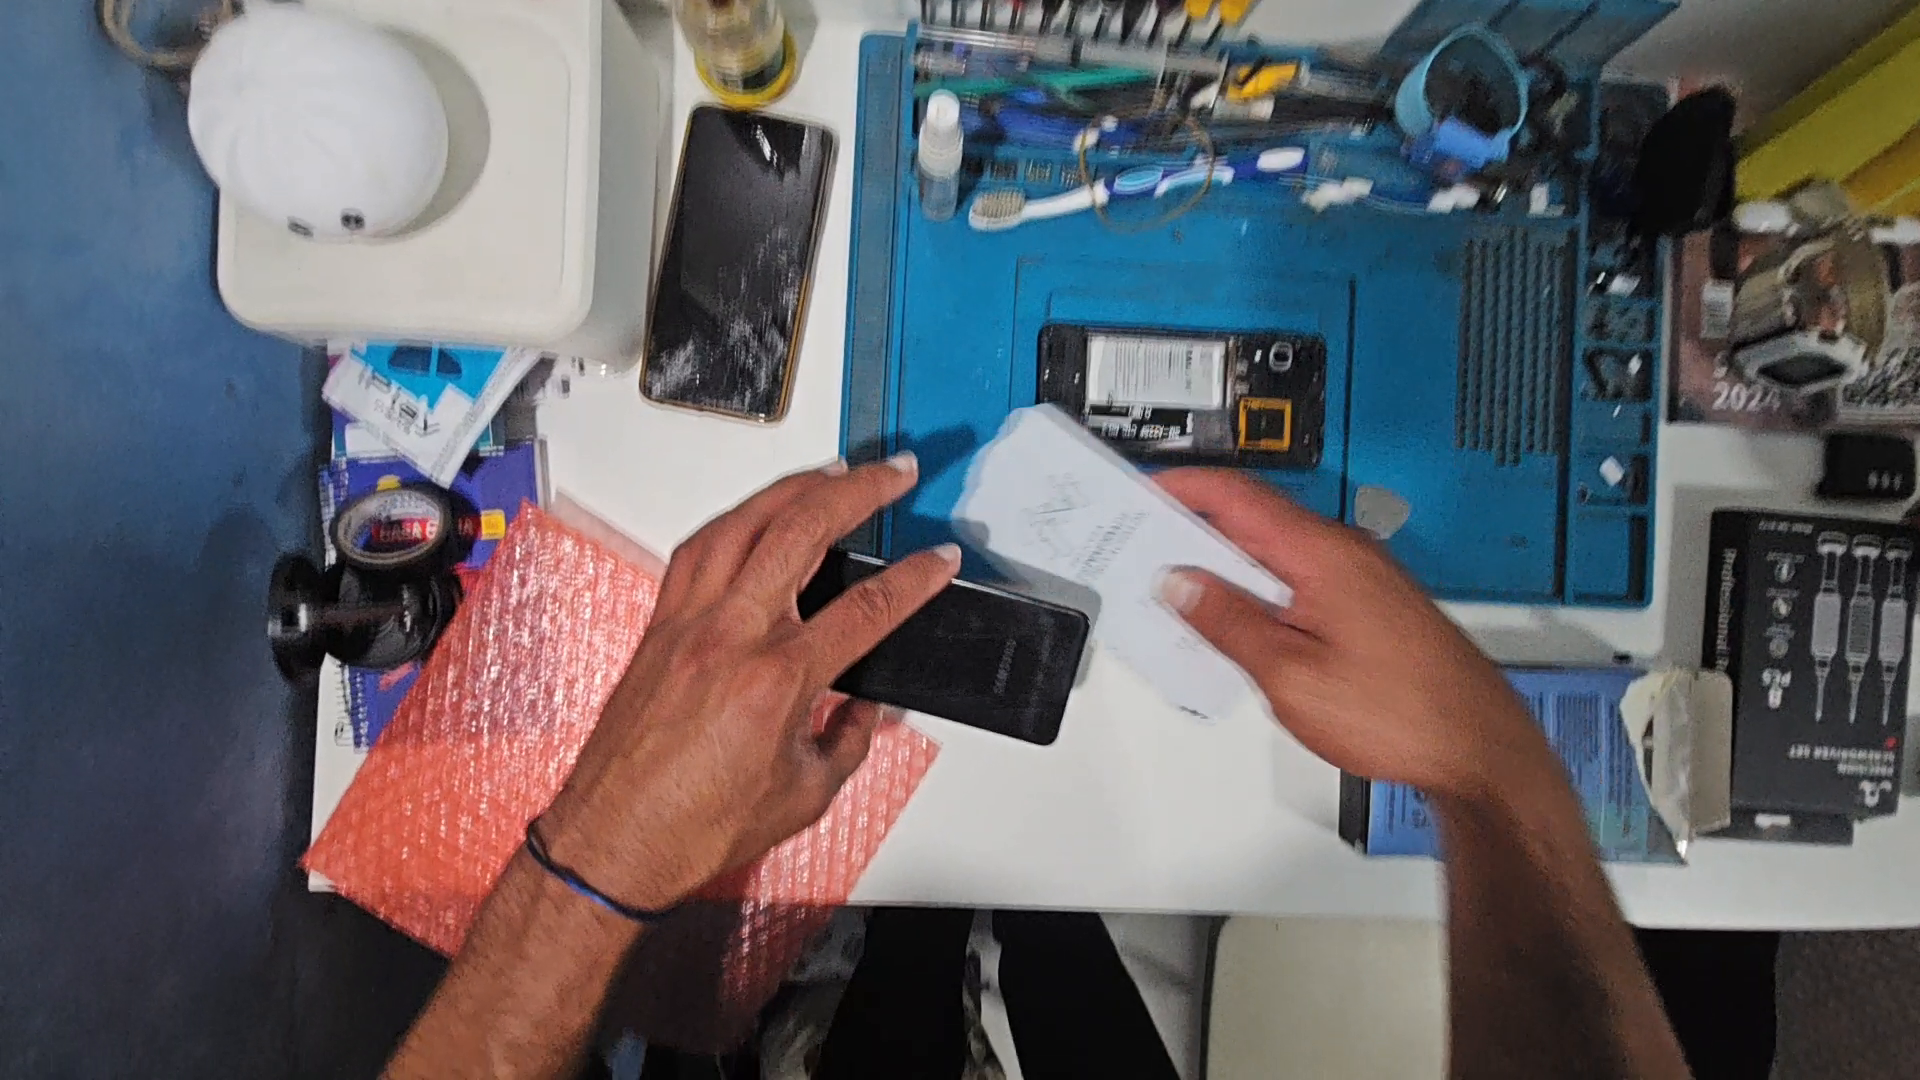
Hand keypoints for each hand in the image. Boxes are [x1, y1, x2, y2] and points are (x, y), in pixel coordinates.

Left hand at [540, 455, 959, 909]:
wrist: (609, 845)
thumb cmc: (694, 828)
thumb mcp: (803, 795)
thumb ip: (847, 742)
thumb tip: (864, 711)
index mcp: (776, 680)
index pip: (865, 609)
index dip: (915, 579)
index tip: (940, 560)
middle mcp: (730, 635)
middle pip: (803, 532)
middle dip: (859, 490)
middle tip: (893, 472)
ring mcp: (689, 621)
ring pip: (745, 522)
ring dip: (796, 486)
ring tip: (833, 471)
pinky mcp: (662, 624)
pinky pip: (700, 547)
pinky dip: (739, 516)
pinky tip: (758, 510)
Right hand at [1153, 469, 1547, 800]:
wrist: (1482, 752)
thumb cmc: (1398, 714)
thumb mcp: (1289, 673)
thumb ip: (1227, 622)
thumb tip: (1180, 583)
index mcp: (1320, 554)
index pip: (1236, 496)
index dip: (1182, 487)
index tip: (1142, 492)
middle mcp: (1342, 552)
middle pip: (1251, 518)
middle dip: (1192, 528)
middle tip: (1143, 548)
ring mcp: (1356, 575)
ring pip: (1270, 550)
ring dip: (1222, 563)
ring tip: (1177, 588)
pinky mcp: (1363, 600)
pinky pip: (1293, 576)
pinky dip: (1253, 586)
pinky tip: (1233, 618)